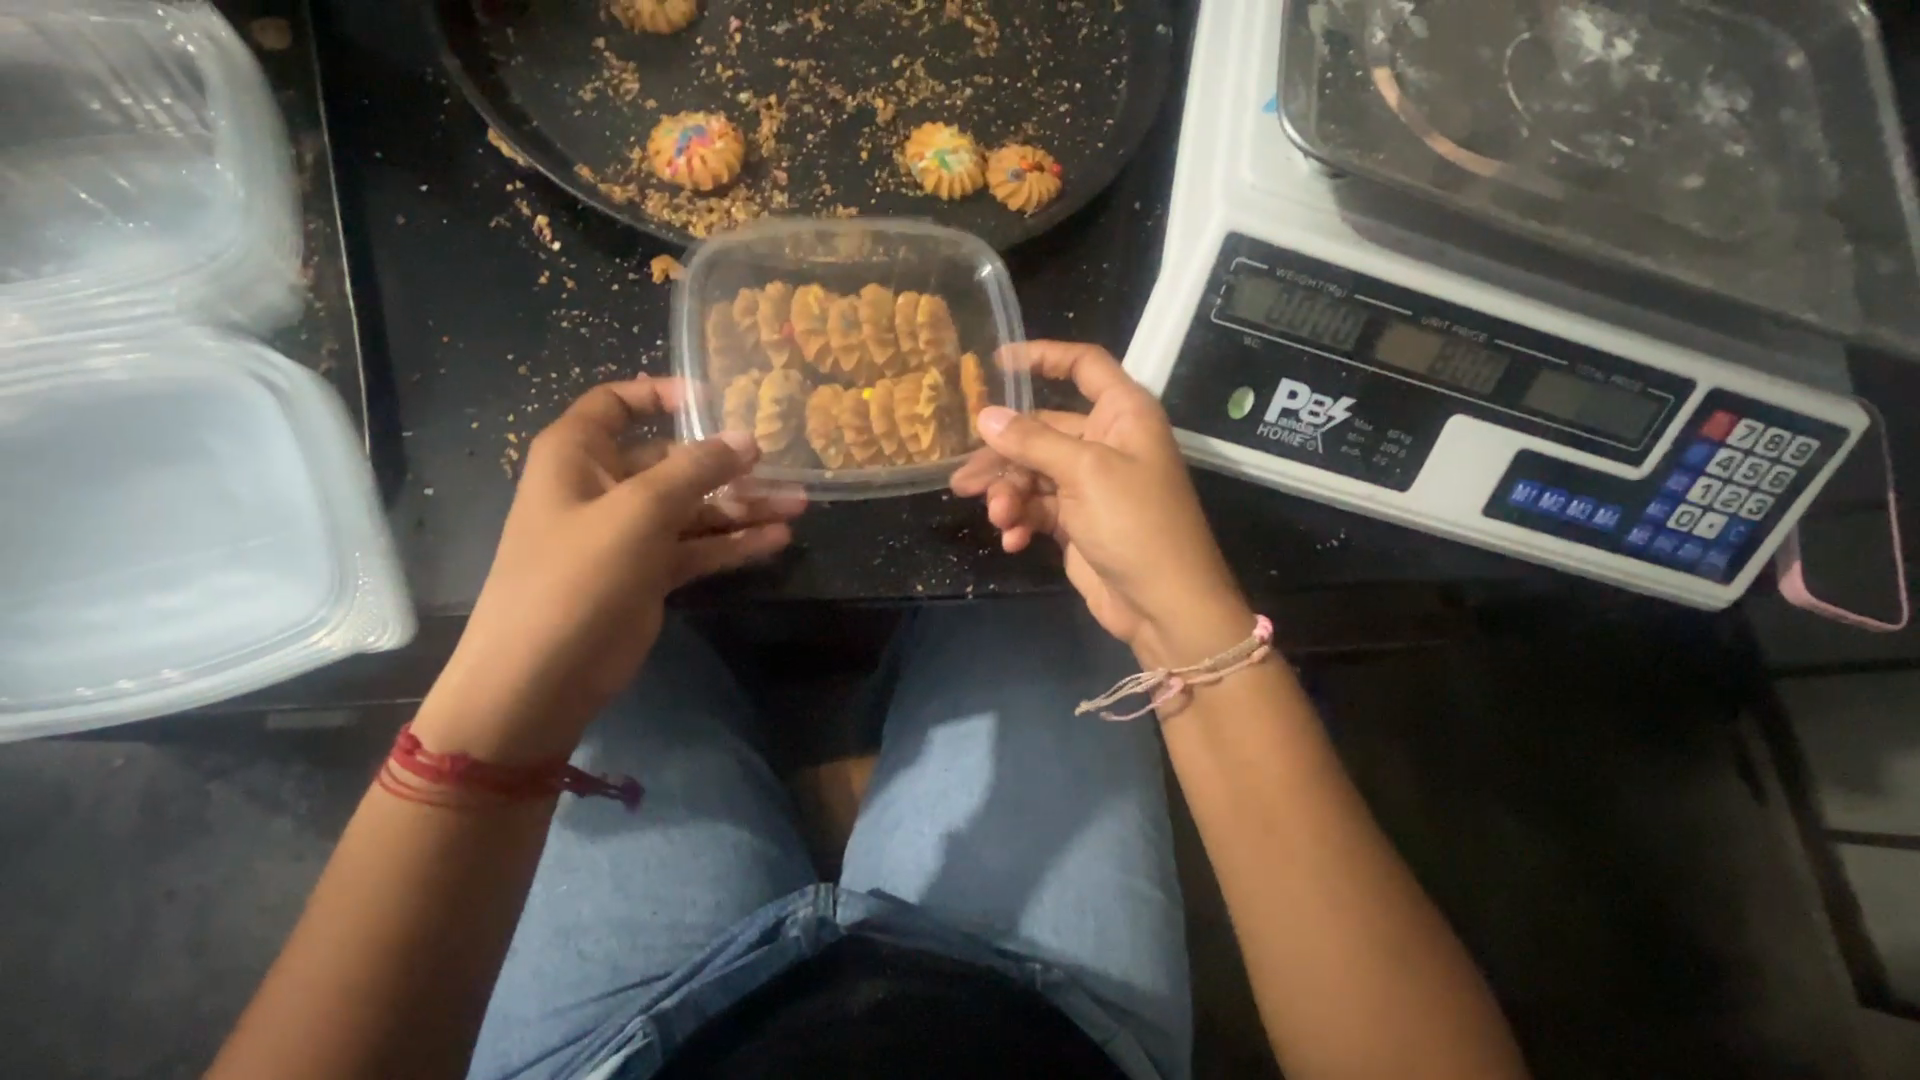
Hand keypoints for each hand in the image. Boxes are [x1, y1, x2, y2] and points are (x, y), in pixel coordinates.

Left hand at [416, 378, 802, 760]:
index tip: (716, 399)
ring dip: (742, 506)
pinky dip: (733, 543)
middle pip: (671, 460)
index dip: (662, 394)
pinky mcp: (648, 574)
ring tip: (798, 504)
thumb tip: (747, 439)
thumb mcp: (639, 511)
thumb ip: (697, 470)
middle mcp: (602, 487)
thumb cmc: (577, 575)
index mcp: (578, 455)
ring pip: (693, 507)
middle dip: (727, 464)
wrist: (541, 676)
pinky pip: (697, 547)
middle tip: (784, 467)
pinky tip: (777, 540)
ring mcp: (627, 534)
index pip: (616, 404)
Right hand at [950, 342, 1251, 666]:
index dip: (1043, 357)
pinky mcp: (1077, 521)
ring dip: (1009, 495)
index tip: (997, 362)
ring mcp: (1091, 484)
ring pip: (1033, 473)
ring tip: (998, 518)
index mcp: (1123, 414)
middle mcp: (1107, 442)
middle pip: (1042, 430)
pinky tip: (1013, 540)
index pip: (1084, 365)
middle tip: (964, 479)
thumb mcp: (1084, 473)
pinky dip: (1022, 521)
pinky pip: (1037, 508)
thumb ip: (1032, 441)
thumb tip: (985, 415)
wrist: (1164, 604)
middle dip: (1004, 455)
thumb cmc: (1136, 523)